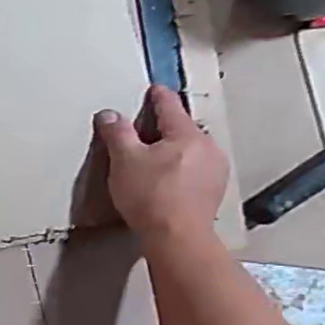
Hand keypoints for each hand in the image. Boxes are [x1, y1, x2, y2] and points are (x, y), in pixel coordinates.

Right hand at [94, 85, 229, 242]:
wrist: (176, 235)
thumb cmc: (150, 195)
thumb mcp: (124, 160)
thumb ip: (117, 133)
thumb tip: (110, 115)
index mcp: (186, 135)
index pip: (170, 107)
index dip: (158, 97)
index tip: (154, 89)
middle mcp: (207, 147)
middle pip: (182, 129)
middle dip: (163, 127)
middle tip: (142, 131)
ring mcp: (215, 169)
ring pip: (190, 149)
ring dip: (172, 149)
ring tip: (151, 158)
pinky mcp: (213, 189)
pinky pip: (195, 167)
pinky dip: (179, 167)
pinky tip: (165, 178)